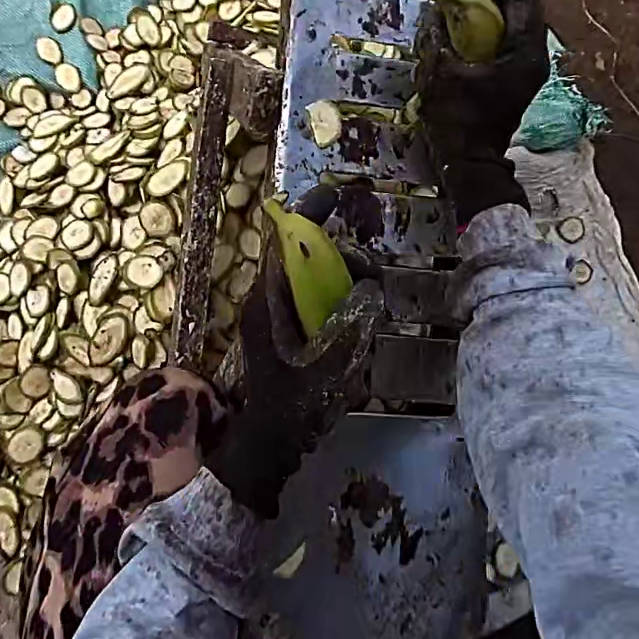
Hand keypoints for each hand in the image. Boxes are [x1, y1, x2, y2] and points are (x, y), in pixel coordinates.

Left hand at [206, 185, 384, 518]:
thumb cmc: (293, 407)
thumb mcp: (329, 367)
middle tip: (371, 276)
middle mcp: (266, 300)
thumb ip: (352, 325)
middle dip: (337, 254)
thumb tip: (371, 287)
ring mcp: (273, 314)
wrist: (268, 443)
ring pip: (307, 276)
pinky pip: (310, 297)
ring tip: (367, 300)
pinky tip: (354, 318)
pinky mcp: (282, 328)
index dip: (306, 214)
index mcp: (268, 300)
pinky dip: (334, 296)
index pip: (284, 242)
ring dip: (339, 277)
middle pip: (300, 256)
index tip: (333, 194)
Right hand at [413, 0, 550, 225]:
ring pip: (517, 12)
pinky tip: (464, 16)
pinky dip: (487, 16)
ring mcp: (527, 62)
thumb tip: (435, 9)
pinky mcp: (516, 71)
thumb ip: (436, 40)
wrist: (471, 162)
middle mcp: (535, 51)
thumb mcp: (439, 77)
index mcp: (524, 49)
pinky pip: (506, 30)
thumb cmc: (456, 122)